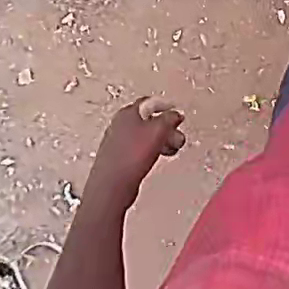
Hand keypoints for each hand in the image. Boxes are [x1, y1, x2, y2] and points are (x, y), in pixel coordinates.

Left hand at [84, 97, 186, 211]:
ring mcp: (116, 142)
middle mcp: (119, 125)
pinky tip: (153, 159)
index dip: (165, 106)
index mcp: (128, 113)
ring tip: (169, 149)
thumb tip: (175, 115)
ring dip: (159, 140)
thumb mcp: (159, 130)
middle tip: (175, 135)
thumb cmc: (130, 158)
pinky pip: (136, 149)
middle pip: (148, 120)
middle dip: (165, 127)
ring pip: (143, 135)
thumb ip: (170, 118)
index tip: (174, 111)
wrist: (112, 186)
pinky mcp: (116, 158)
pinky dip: (148, 151)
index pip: (150, 102)